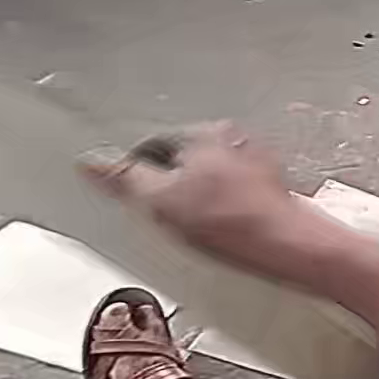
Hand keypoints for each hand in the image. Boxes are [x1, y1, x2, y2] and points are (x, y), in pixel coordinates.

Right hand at [80, 122, 306, 272]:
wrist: (287, 245)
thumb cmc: (232, 221)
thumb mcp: (160, 201)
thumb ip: (123, 180)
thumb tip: (91, 163)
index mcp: (207, 133)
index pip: (155, 145)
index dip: (140, 174)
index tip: (141, 198)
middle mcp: (238, 140)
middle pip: (187, 161)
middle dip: (175, 187)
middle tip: (175, 217)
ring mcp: (260, 163)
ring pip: (214, 178)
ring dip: (203, 199)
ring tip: (205, 227)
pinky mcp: (275, 188)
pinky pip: (239, 194)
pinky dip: (230, 208)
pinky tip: (228, 228)